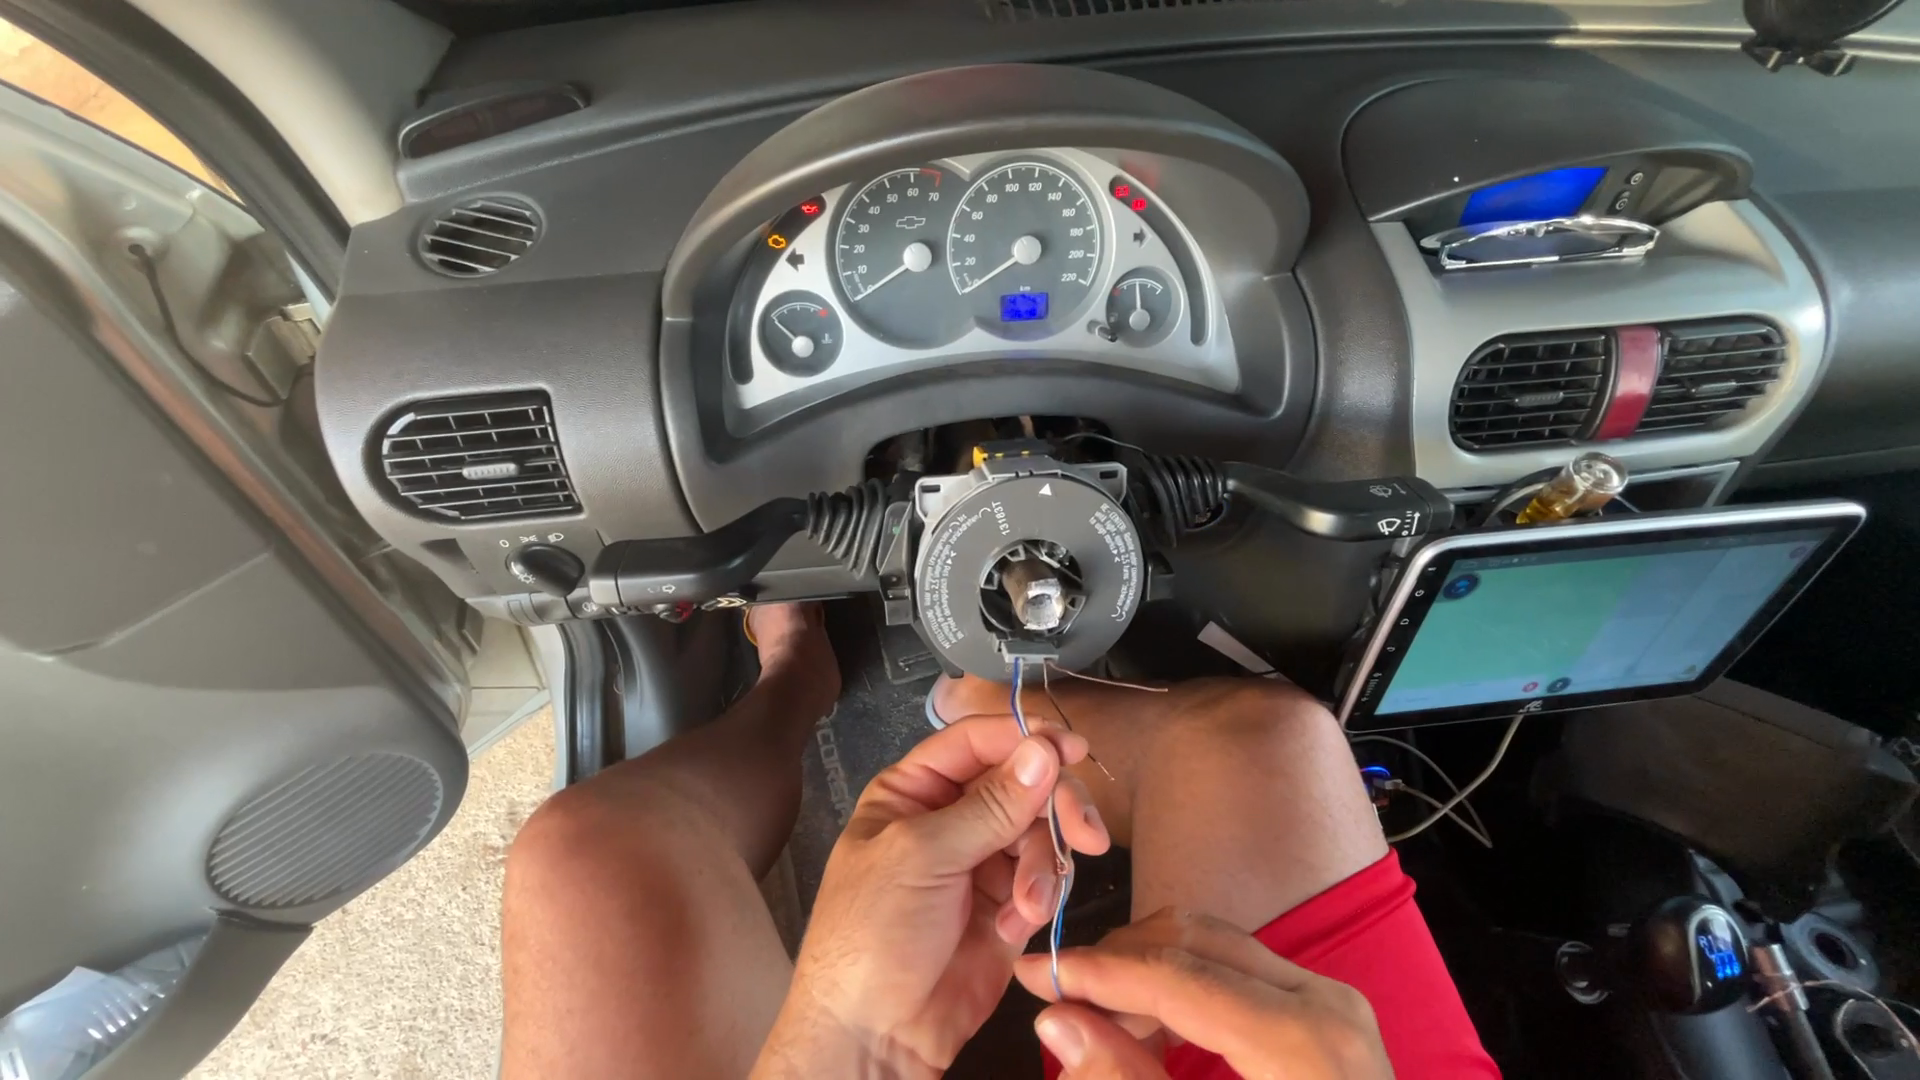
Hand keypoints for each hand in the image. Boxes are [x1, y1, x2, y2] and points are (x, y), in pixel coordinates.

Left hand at [753, 716, 1110, 1078]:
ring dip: (1043, 864)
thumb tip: (1044, 750)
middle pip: (1020, 781)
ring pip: (1039, 829)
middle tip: (1086, 833)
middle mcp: (952, 815)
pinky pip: (1044, 876)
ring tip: (1027, 905)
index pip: (977, 742)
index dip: (1024, 738)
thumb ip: (990, 805)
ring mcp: (982, 859)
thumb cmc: (876, 930)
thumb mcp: (924, 857)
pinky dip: (1039, 897)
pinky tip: (1016, 926)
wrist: (874, 1036)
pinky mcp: (1008, 902)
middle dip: (1053, 806)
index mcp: (915, 789)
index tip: (1073, 748)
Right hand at [1013, 908, 1393, 1079]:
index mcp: (1304, 1040)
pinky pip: (1230, 965)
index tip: (1031, 974)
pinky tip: (1148, 1025)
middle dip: (1114, 963)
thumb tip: (1056, 1021)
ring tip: (1098, 1017)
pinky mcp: (1322, 1006)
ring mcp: (1327, 996)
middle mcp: (1322, 997)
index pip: (1175, 975)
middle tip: (1058, 999)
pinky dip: (1176, 980)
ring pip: (1206, 941)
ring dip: (1141, 968)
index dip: (1096, 971)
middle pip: (1189, 940)